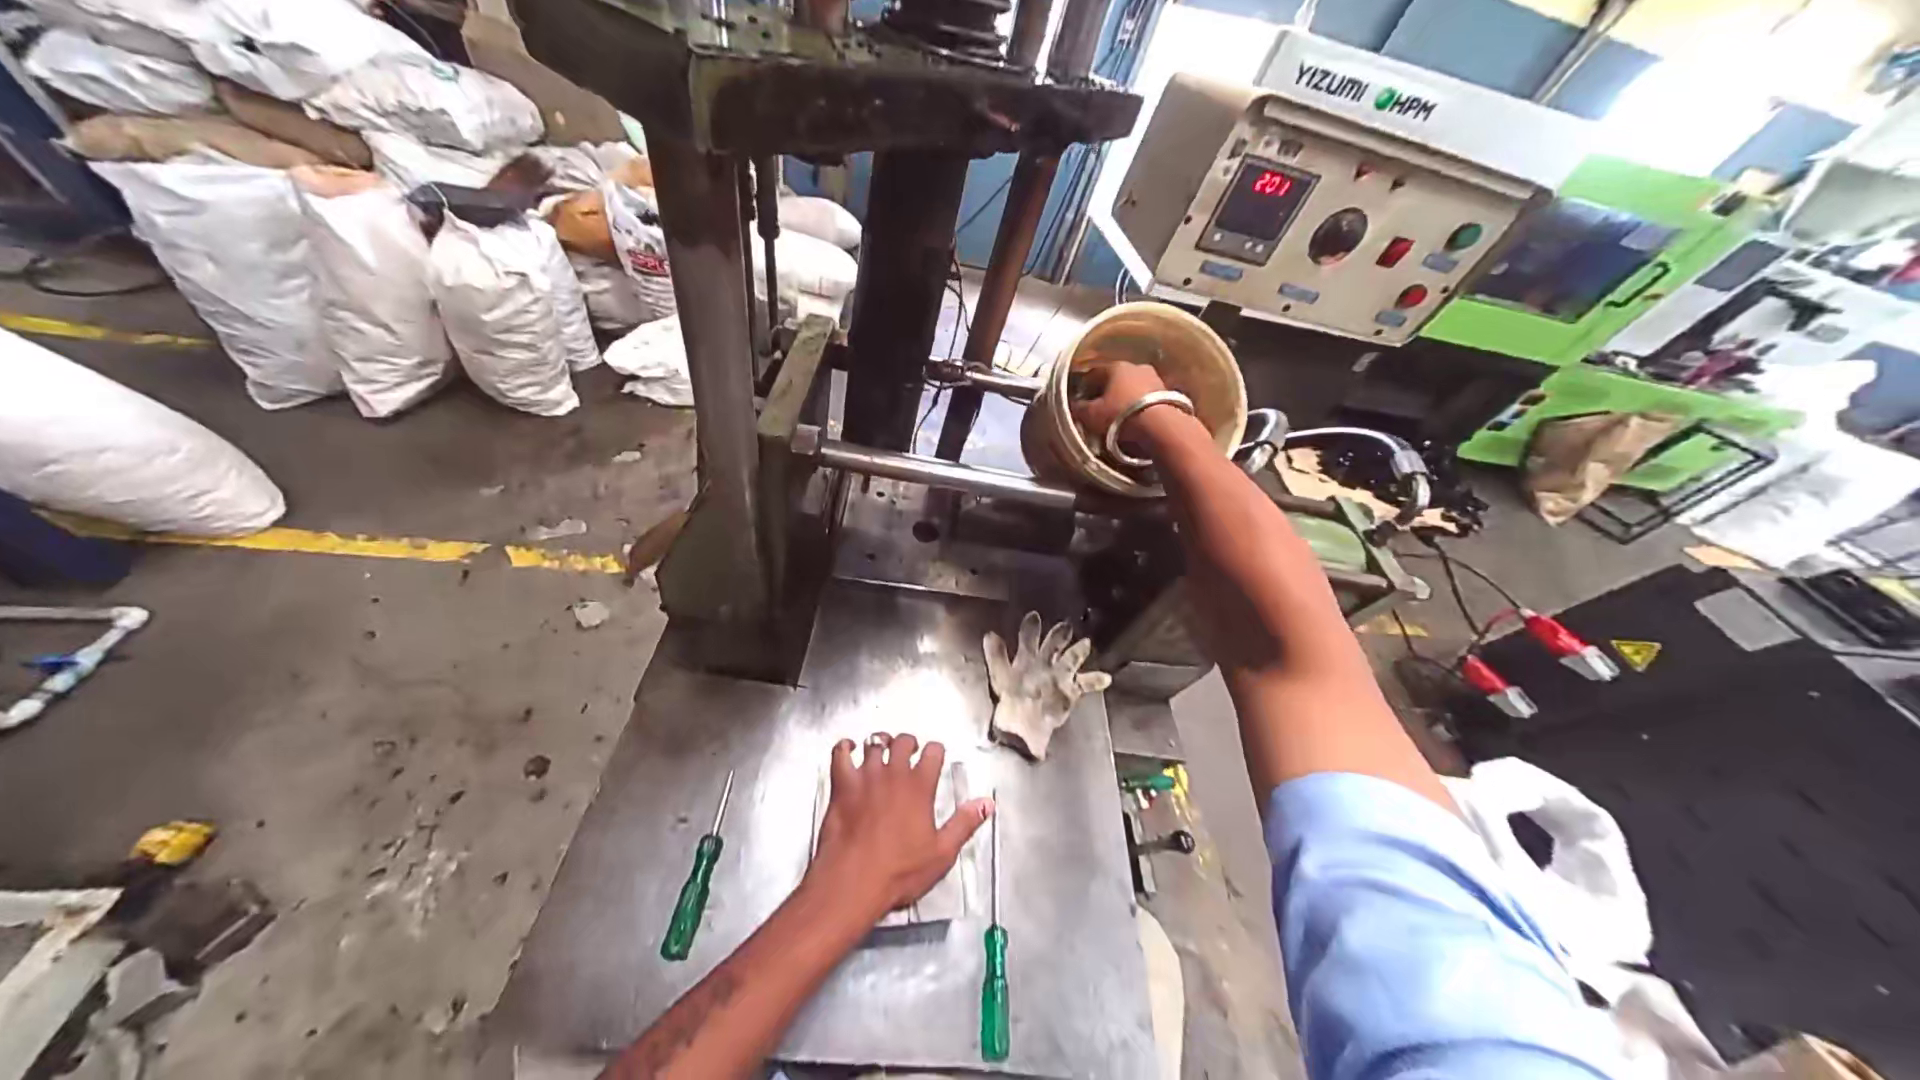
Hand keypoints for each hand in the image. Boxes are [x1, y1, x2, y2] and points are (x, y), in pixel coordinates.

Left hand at [806, 734, 992, 919]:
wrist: (852, 882)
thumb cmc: (897, 872)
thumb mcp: (941, 853)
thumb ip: (964, 823)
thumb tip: (984, 805)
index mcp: (920, 787)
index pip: (933, 752)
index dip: (936, 751)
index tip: (935, 755)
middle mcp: (893, 774)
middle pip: (902, 741)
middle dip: (908, 742)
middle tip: (908, 749)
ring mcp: (865, 777)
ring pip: (873, 744)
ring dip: (879, 743)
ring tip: (882, 747)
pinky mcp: (842, 786)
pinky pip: (840, 754)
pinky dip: (844, 748)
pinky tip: (847, 749)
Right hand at [1071, 359, 1188, 462]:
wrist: (1161, 428)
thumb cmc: (1120, 417)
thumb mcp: (1091, 415)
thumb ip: (1079, 408)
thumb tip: (1074, 405)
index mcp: (1116, 366)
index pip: (1094, 373)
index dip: (1084, 387)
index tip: (1080, 400)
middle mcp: (1137, 367)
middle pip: (1116, 379)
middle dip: (1106, 392)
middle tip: (1098, 409)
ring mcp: (1156, 379)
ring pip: (1133, 388)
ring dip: (1125, 399)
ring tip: (1117, 417)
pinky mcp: (1170, 394)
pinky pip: (1147, 399)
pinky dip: (1139, 407)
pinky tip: (1135, 420)